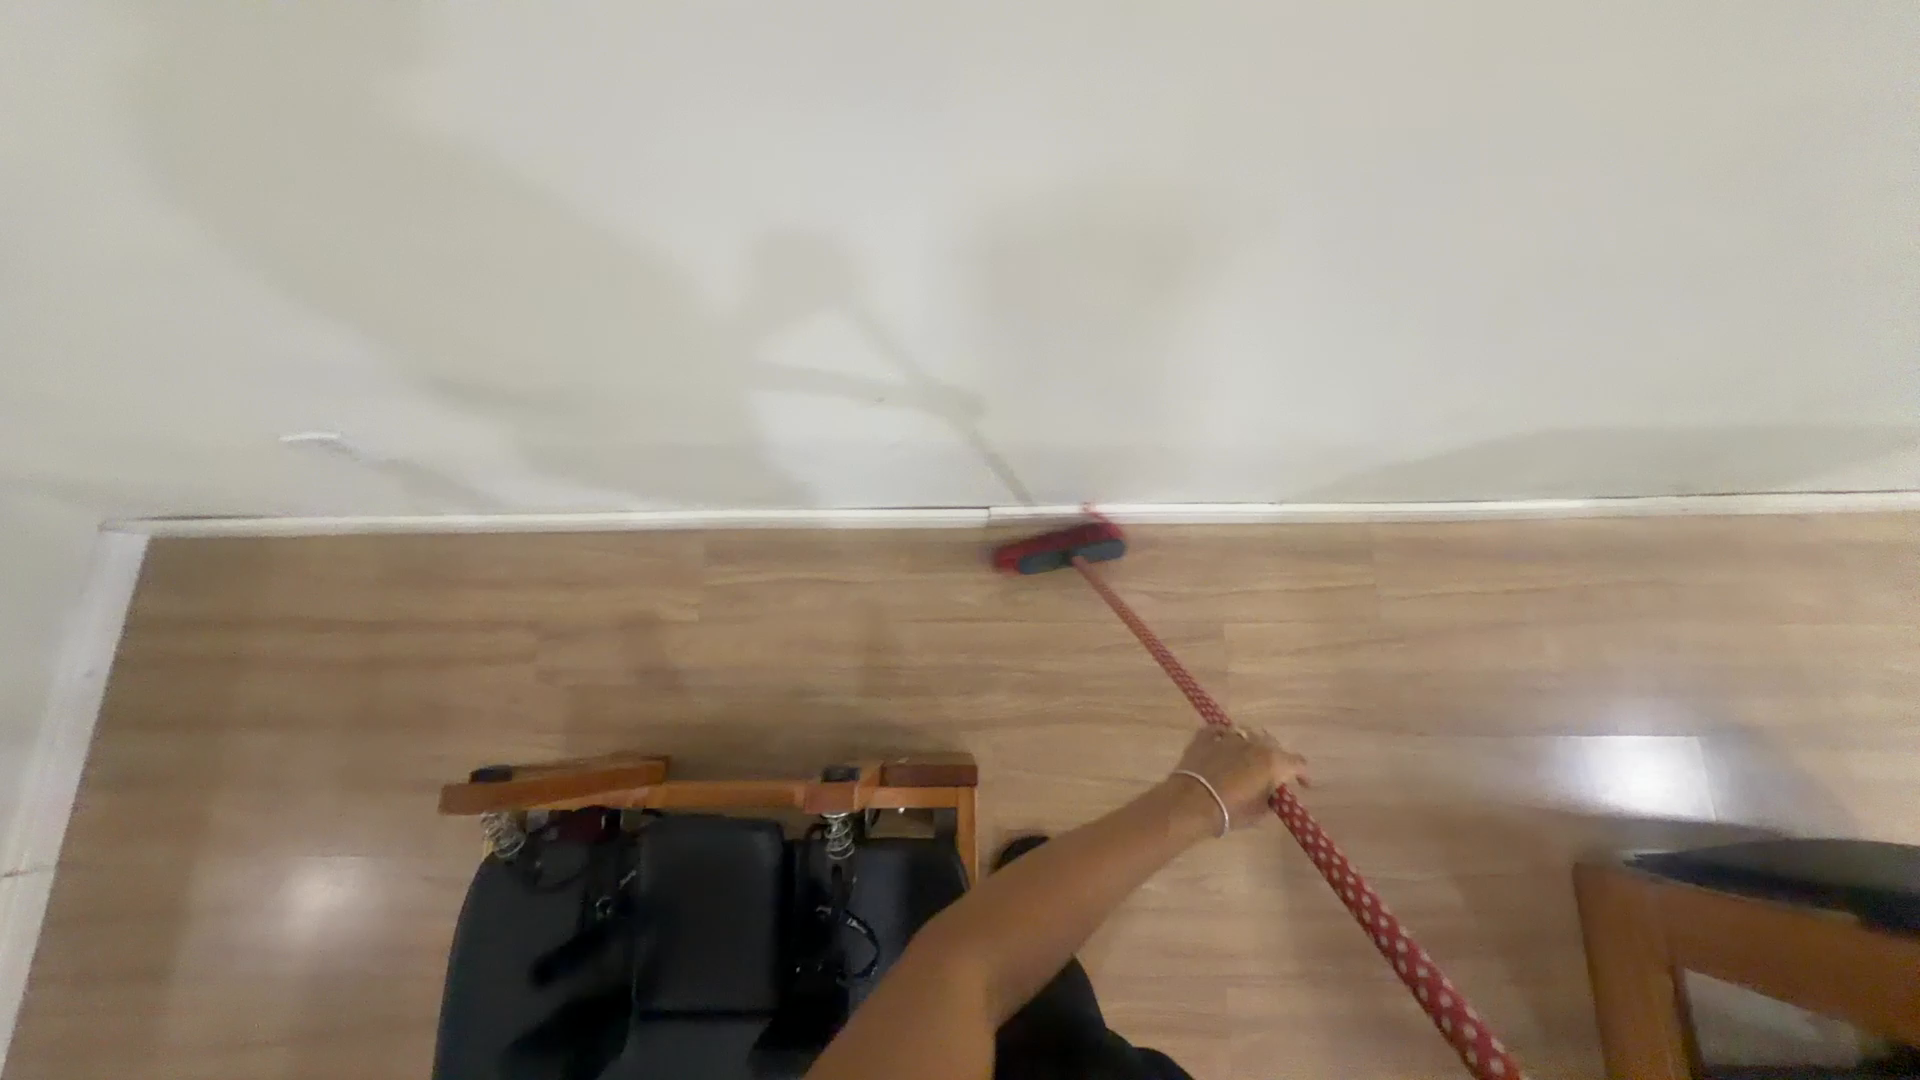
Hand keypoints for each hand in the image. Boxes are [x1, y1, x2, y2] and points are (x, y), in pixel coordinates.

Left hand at [1168, 725, 1307, 832]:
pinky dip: (1223, 736)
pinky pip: (1218, 730)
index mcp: (1272, 761)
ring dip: (1251, 744)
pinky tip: (1222, 744)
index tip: (1302, 785)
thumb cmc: (1231, 810)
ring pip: (1247, 733)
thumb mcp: (1260, 811)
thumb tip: (1272, 792)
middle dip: (1275, 757)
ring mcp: (1228, 736)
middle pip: (1272, 744)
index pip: (1297, 763)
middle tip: (1272, 773)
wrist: (1192, 802)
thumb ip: (1272, 798)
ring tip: (1248, 757)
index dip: (1302, 775)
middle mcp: (1253, 743)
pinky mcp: (1205, 736)